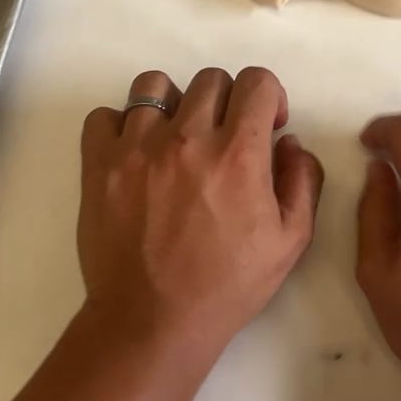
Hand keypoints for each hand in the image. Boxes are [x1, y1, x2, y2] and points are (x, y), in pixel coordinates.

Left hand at [79, 68, 323, 353]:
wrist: (152, 321)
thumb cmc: (227, 285)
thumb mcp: (290, 241)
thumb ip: (302, 181)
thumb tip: (289, 142)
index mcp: (238, 154)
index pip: (256, 81)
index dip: (268, 96)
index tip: (265, 125)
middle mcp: (187, 139)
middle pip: (210, 79)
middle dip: (227, 102)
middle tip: (224, 138)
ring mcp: (137, 148)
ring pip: (154, 85)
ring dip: (173, 105)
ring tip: (174, 139)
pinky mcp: (99, 165)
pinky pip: (105, 115)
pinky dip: (121, 126)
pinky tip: (136, 154)